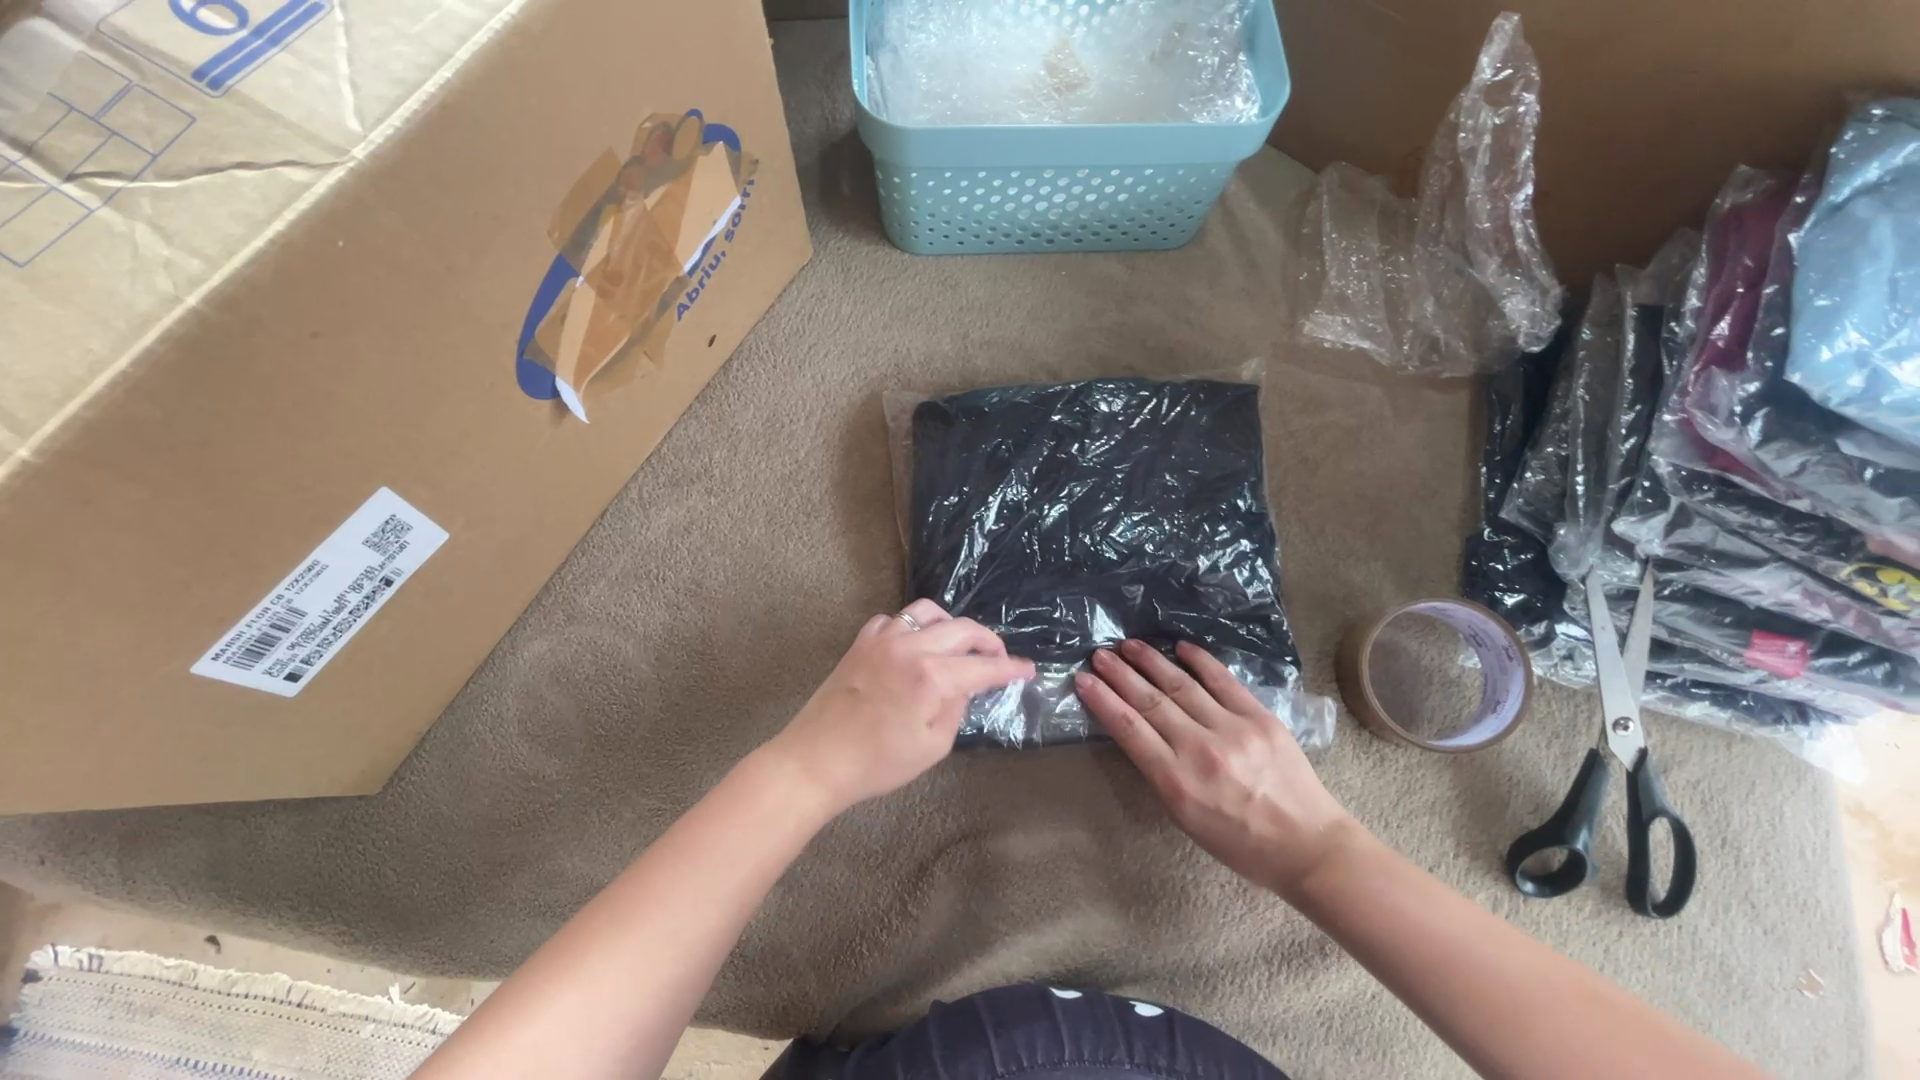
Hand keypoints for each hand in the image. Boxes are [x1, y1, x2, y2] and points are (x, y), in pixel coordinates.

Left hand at [769, 599, 1034, 811]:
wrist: (816, 761)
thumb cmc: (877, 763)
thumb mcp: (933, 746)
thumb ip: (956, 708)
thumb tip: (965, 686)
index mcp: (932, 676)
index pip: (983, 667)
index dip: (1010, 669)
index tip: (1027, 670)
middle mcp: (910, 647)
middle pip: (961, 629)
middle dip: (987, 642)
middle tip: (998, 659)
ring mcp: (882, 640)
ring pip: (927, 612)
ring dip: (951, 625)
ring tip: (960, 645)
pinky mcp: (860, 643)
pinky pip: (894, 620)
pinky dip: (913, 627)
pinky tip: (916, 645)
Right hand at [1075, 639, 1358, 896]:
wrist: (1307, 845)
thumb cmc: (1239, 843)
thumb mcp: (1184, 819)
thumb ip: (1160, 773)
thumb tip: (1139, 733)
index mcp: (1177, 782)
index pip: (1129, 730)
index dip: (1102, 701)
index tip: (1082, 680)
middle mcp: (1201, 750)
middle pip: (1150, 702)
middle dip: (1120, 675)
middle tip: (1098, 655)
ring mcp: (1233, 729)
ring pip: (1182, 685)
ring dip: (1151, 662)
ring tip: (1129, 645)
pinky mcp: (1261, 718)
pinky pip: (1224, 682)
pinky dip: (1200, 661)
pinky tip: (1181, 647)